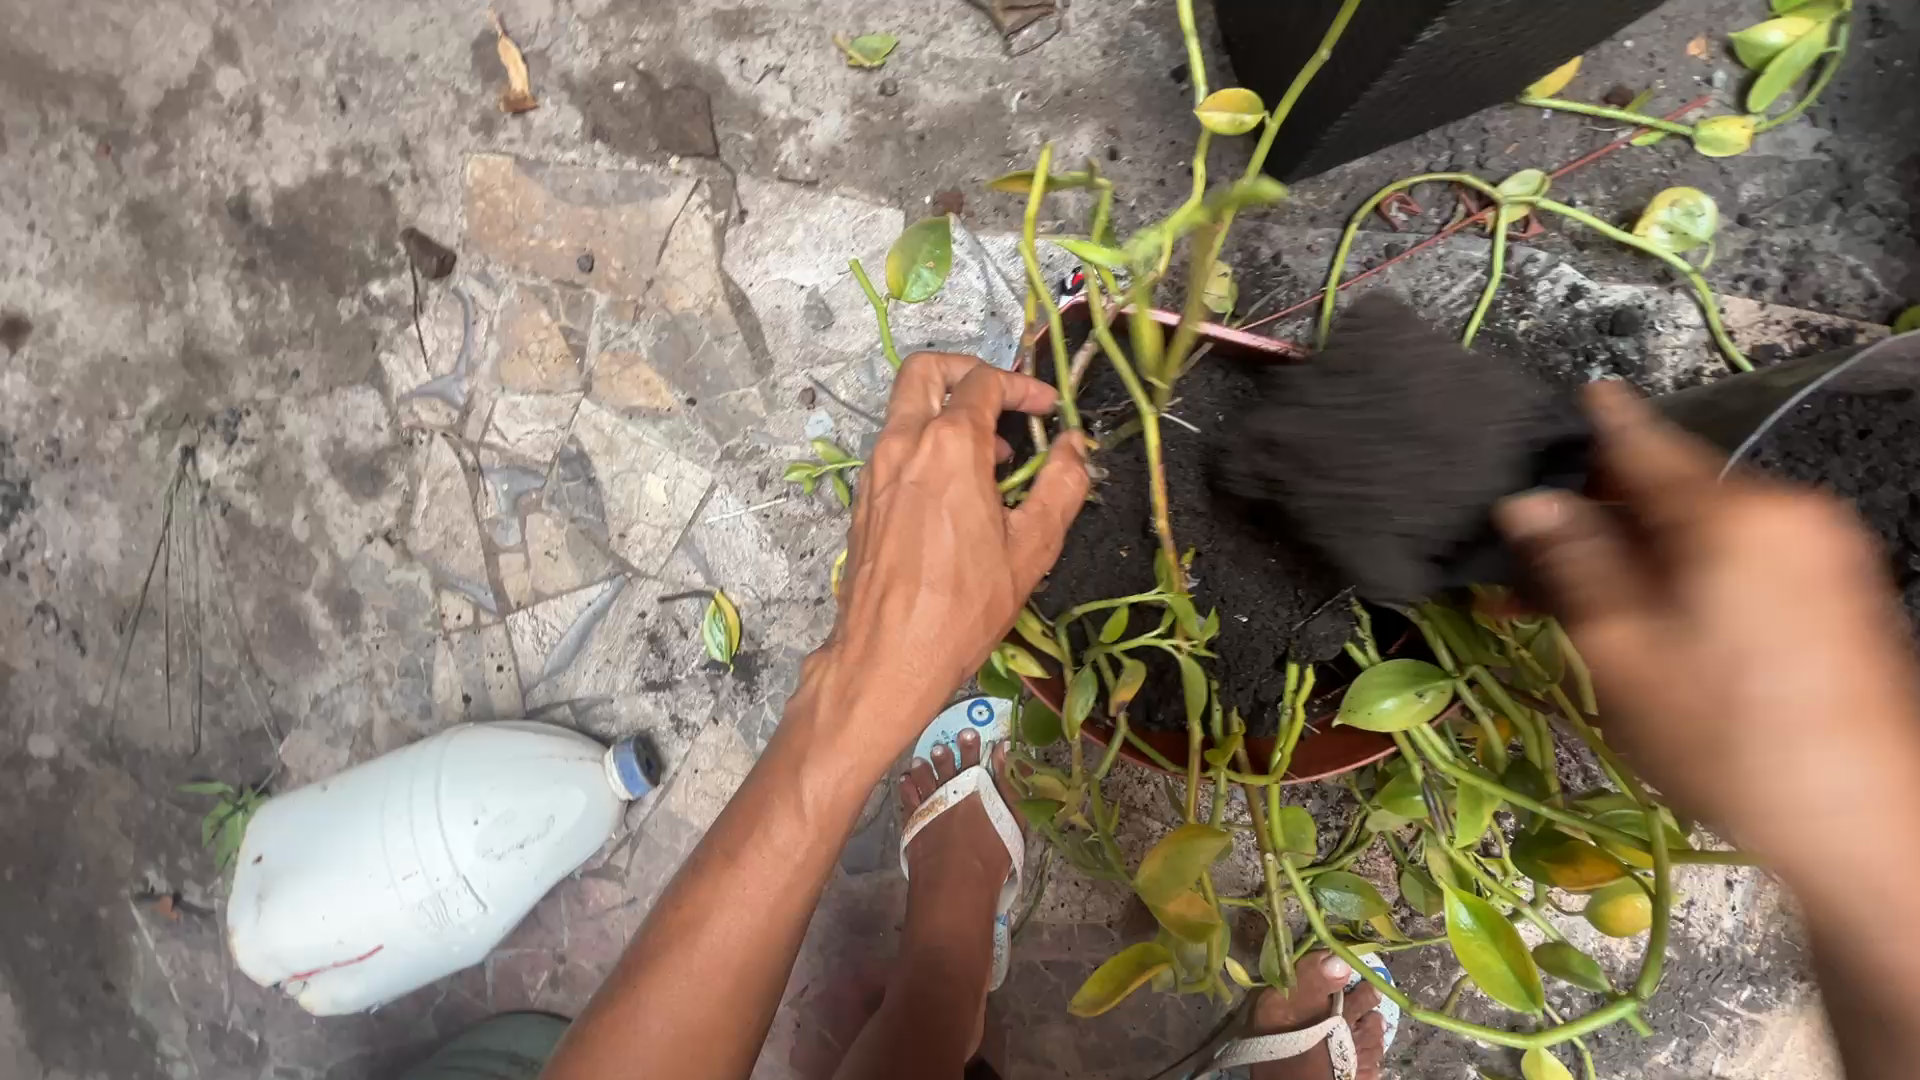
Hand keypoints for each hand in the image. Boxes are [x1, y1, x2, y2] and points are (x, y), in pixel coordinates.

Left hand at [811, 352, 1090, 757]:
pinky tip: (955, 493)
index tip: (1047, 409)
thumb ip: (1061, 484)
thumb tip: (1073, 446)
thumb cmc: (966, 605)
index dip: (1023, 387)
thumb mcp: (1033, 546)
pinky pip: (895, 447)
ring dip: (948, 413)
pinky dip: (926, 445)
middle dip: (968, 372)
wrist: (888, 656)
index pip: (984, 383)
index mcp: (949, 446)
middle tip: (1002, 402)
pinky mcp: (862, 498)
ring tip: (990, 459)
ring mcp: (875, 470)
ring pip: (906, 409)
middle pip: (925, 371)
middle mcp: (903, 444)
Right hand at [1495, 381, 1919, 875]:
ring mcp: (1812, 558)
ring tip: (1544, 595)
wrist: (1861, 828)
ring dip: (1612, 553)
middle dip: (1585, 516)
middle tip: (1513, 551)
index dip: (1598, 422)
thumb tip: (1526, 502)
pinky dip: (1658, 574)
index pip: (1647, 445)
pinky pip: (1719, 561)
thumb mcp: (1617, 643)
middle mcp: (1784, 519)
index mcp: (1736, 518)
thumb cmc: (1718, 730)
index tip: (1567, 392)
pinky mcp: (1819, 596)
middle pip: (1662, 493)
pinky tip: (1611, 611)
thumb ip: (1570, 560)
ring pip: (1684, 532)